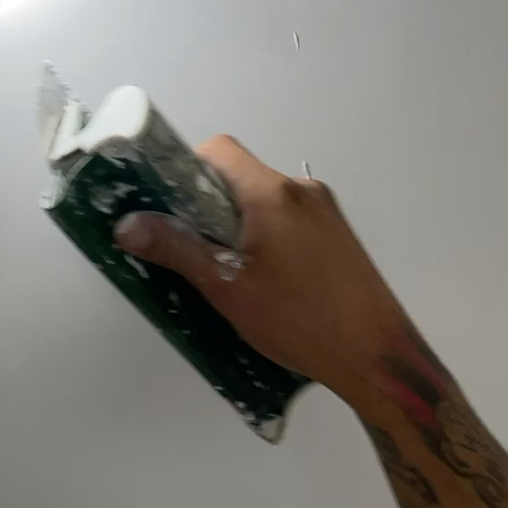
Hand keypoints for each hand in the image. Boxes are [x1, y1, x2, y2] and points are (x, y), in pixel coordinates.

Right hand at [114, 135, 406, 399]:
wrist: (380, 358)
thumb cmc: (299, 320)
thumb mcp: (228, 289)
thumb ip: (177, 250)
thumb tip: (127, 224)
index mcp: (271, 193)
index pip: (219, 149)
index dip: (186, 167)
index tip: (170, 204)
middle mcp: (301, 189)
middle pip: (240, 174)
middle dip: (208, 202)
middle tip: (192, 244)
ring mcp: (325, 210)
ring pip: (263, 197)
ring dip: (237, 221)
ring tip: (227, 268)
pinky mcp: (337, 233)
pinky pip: (287, 216)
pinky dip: (265, 232)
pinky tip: (264, 277)